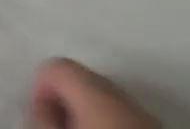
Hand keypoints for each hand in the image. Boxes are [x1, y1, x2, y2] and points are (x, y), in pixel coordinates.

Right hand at [30, 59, 159, 128]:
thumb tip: (41, 106)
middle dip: (68, 102)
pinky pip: (128, 120)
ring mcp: (150, 120)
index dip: (41, 89)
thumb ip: (39, 118)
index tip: (41, 118)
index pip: (58, 66)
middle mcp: (127, 99)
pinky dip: (113, 127)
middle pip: (85, 81)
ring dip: (91, 117)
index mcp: (98, 94)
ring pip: (109, 103)